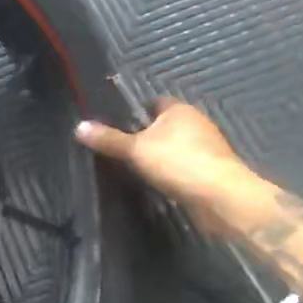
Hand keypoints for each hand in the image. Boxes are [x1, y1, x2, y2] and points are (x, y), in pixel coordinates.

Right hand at [75, 99, 260, 238]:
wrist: (224, 200)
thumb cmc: (179, 163)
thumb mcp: (135, 150)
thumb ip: (108, 139)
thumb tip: (78, 127)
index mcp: (179, 110)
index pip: (154, 102)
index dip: (136, 112)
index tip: (118, 125)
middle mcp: (196, 123)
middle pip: (164, 125)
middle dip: (147, 135)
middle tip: (122, 149)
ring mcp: (208, 148)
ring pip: (175, 146)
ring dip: (161, 156)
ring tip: (135, 169)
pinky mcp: (213, 171)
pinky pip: (185, 166)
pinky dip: (173, 172)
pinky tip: (158, 183)